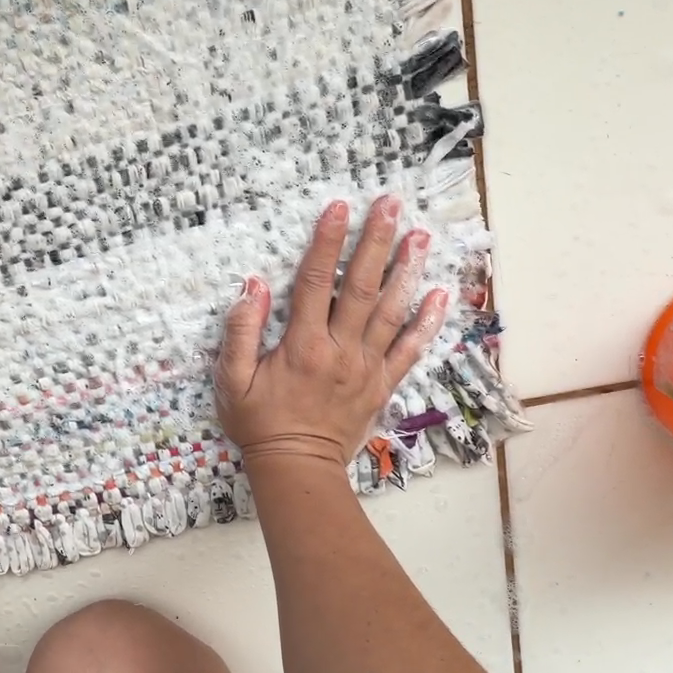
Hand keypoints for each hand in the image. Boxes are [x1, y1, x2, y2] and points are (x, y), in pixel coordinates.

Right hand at [215, 197, 448, 468]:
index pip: (316, 280)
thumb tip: (253, 286)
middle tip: (391, 205)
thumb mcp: (232, 379)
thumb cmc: (258, 421)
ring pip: (391, 311)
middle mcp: (341, 350)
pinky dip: (426, 322)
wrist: (296, 468)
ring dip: (407, 270)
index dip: (328, 241)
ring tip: (421, 236)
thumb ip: (241, 331)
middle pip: (362, 286)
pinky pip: (409, 349)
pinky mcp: (382, 384)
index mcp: (303, 345)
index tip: (339, 207)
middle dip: (377, 241)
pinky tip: (441, 295)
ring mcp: (367, 367)